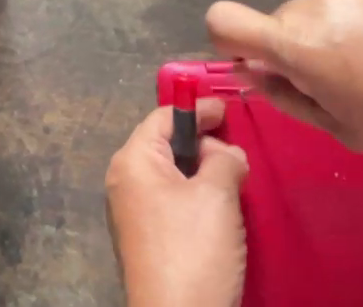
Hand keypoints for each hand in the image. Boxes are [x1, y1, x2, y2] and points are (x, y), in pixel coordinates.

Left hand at [105, 103, 248, 306]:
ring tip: (235, 184)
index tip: (228, 111)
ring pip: (172, 177)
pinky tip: (222, 215)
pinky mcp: (147, 241)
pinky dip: (197, 200)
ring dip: (203, 175)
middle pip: (166, 146)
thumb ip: (223, 162)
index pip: (162, 118)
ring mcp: (132, 214)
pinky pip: (172, 204)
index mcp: (132, 161)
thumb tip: (227, 152)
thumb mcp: (216, 197)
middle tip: (238, 157)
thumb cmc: (193, 251)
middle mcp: (125, 181)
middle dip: (203, 146)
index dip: (196, 111)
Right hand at [205, 0, 362, 198]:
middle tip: (351, 85)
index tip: (264, 67)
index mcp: (301, 46)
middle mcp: (318, 2)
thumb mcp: (349, 132)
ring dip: (337, 32)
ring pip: (321, 8)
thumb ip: (291, 97)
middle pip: (283, 19)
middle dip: (300, 46)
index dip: (233, 44)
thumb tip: (256, 72)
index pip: (225, 20)